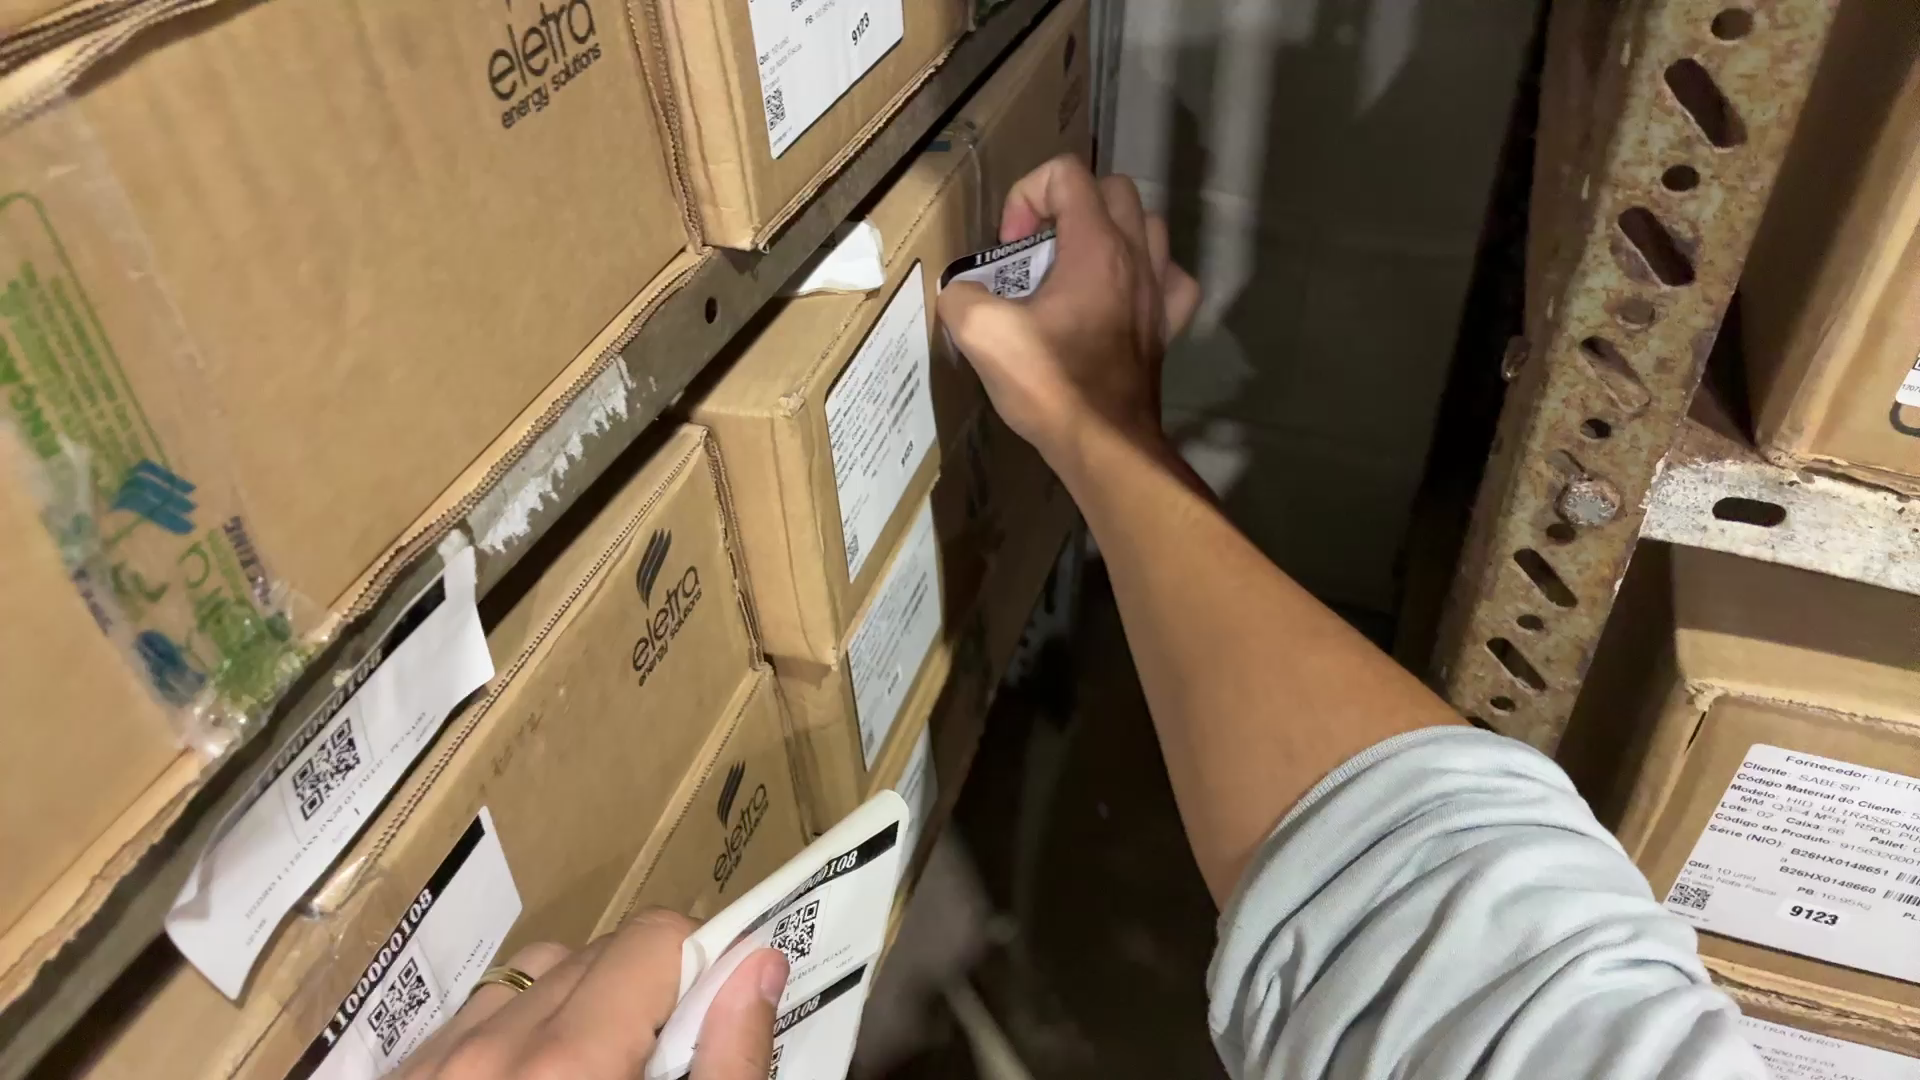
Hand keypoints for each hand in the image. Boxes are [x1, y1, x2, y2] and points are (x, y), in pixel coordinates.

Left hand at [393, 910, 789, 1079]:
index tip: (714, 1011)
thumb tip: (761, 961)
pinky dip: (507, 1033)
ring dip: (574, 1002)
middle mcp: (483, 1058)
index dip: (701, 961)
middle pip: (596, 952)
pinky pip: (462, 1022)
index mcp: (567, 1070)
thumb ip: (732, 1062)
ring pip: (526, 978)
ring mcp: (421, 1076)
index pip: (656, 937)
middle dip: (646, 986)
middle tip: (662, 1056)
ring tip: (589, 1071)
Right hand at [937, 155, 1199, 469]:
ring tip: (1075, 270)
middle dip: (1067, 208)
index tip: (1011, 250)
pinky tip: (1121, 298)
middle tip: (1038, 255)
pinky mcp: (1167, 327)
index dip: (1026, 198)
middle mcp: (1137, 257)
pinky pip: (1170, 278)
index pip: (1066, 174)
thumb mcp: (983, 335)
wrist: (1103, 444)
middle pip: (1112, 190)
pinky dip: (1145, 276)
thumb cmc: (1050, 385)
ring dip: (1109, 233)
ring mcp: (1160, 292)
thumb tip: (960, 294)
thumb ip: (961, 297)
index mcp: (1095, 247)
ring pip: (1148, 226)